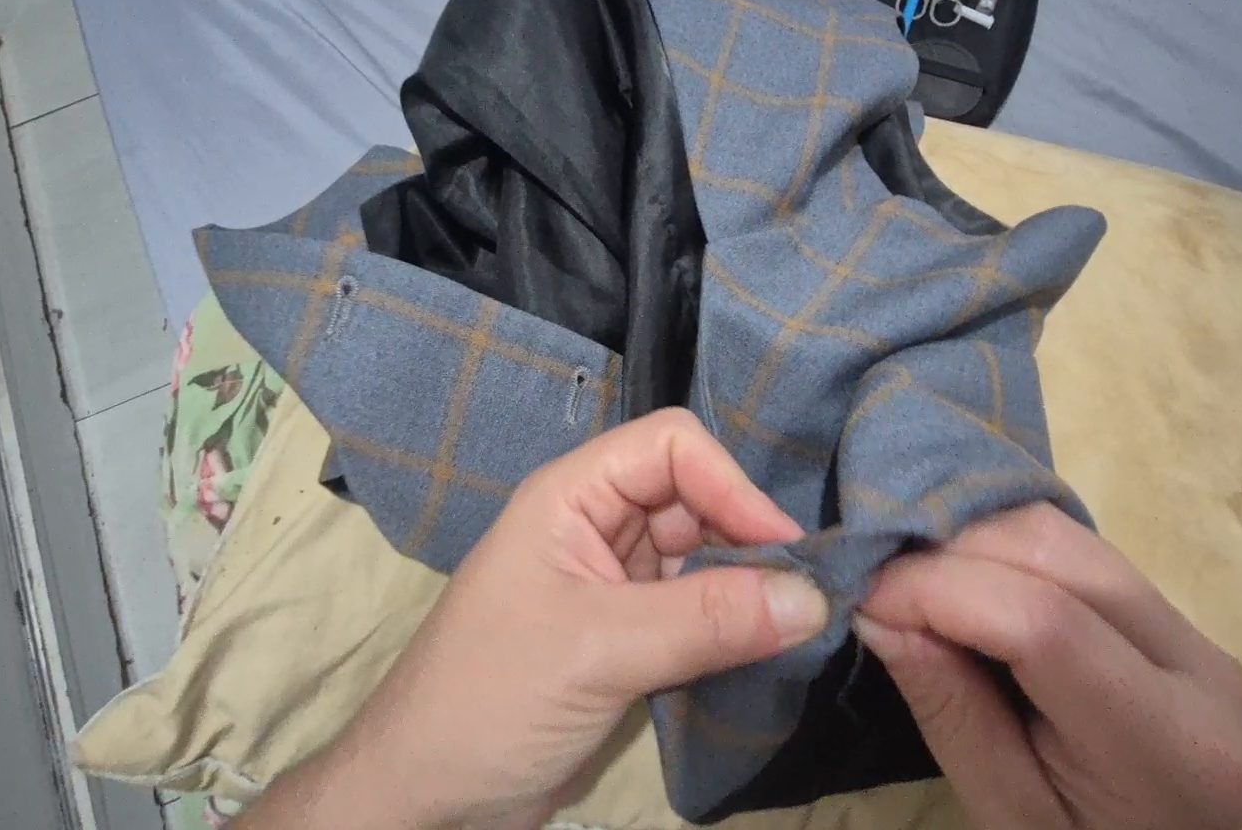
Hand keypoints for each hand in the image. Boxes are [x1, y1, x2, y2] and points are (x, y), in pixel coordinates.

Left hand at [241, 409, 829, 828]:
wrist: (428, 795)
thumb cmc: (492, 698)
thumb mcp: (599, 651)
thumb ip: (707, 620)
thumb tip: (814, 596)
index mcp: (572, 495)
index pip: (669, 447)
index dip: (730, 483)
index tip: (786, 548)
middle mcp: (595, 522)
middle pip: (691, 496)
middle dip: (746, 535)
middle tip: (805, 594)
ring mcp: (612, 578)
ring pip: (699, 553)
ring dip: (744, 582)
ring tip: (796, 623)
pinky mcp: (626, 631)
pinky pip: (694, 605)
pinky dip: (729, 620)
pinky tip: (761, 644)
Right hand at [853, 503, 1241, 829]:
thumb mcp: (1004, 814)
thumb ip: (947, 707)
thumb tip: (873, 609)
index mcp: (1173, 746)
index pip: (1043, 623)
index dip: (936, 589)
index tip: (862, 599)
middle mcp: (1199, 665)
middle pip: (1051, 552)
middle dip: (944, 548)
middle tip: (875, 580)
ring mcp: (1188, 628)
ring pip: (1055, 530)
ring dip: (965, 534)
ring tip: (907, 574)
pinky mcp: (1163, 612)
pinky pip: (1064, 542)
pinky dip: (991, 538)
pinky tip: (953, 570)